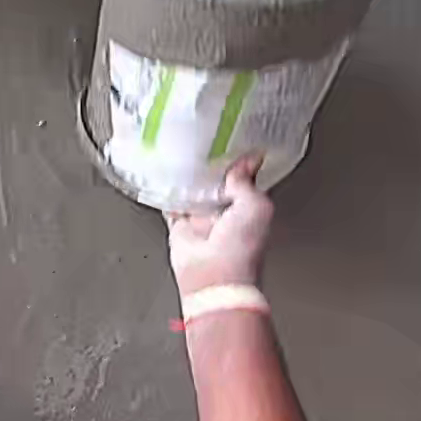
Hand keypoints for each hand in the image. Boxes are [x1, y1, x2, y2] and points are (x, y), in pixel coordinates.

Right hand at [167, 157, 274, 294]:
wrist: (215, 277)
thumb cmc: (242, 249)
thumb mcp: (256, 206)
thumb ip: (246, 182)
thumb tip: (248, 160)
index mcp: (248, 208)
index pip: (242, 180)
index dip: (237, 163)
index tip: (230, 143)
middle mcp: (224, 214)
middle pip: (214, 184)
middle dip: (209, 168)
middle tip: (203, 145)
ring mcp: (201, 221)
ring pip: (192, 193)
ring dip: (187, 179)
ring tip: (182, 156)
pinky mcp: (179, 228)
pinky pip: (170, 207)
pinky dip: (166, 195)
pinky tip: (164, 181)